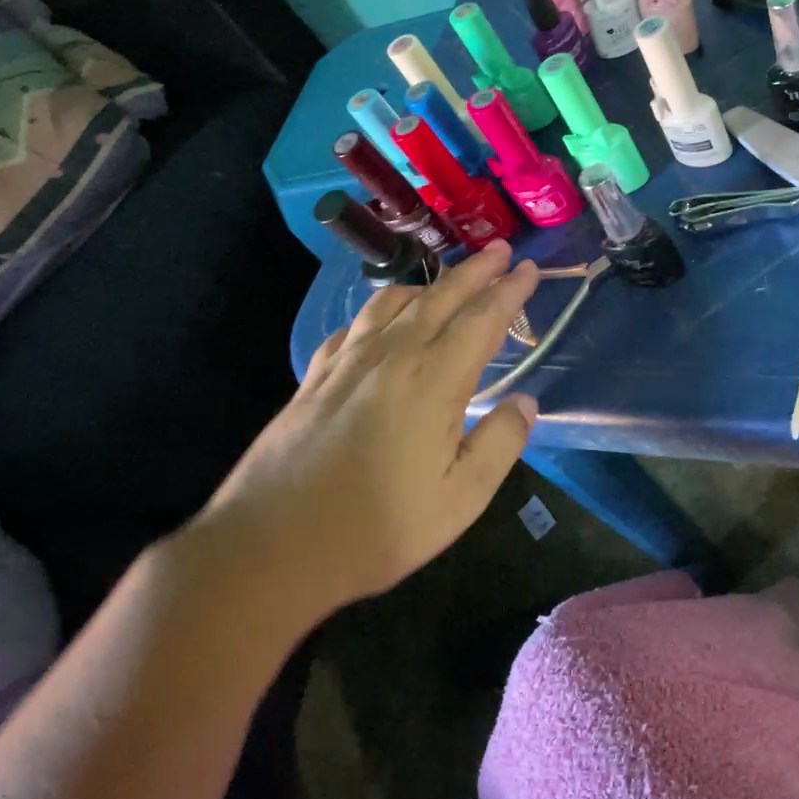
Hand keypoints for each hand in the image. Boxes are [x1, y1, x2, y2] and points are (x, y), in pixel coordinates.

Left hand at [184, 241, 540, 618]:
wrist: (270, 547)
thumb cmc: (377, 528)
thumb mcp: (460, 499)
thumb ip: (500, 444)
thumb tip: (525, 402)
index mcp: (432, 381)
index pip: (481, 320)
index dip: (508, 292)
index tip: (528, 270)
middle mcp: (390, 358)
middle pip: (439, 299)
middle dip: (474, 272)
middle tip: (499, 250)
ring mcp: (345, 365)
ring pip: (392, 304)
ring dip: (428, 285)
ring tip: (447, 281)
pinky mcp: (314, 380)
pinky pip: (354, 327)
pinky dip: (380, 311)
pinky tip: (382, 321)